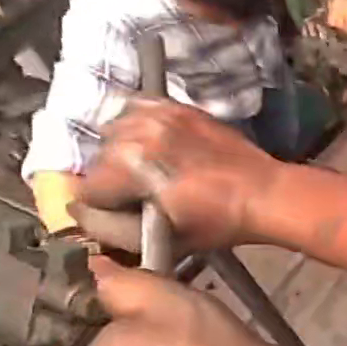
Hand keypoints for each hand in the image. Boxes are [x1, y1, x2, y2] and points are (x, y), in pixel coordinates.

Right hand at [72, 99, 279, 249]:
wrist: (266, 192)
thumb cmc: (218, 221)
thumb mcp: (158, 238)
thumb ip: (109, 227)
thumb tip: (80, 213)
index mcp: (127, 167)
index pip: (85, 188)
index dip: (102, 205)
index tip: (122, 209)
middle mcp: (138, 135)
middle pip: (99, 158)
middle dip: (113, 176)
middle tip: (140, 190)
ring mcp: (162, 116)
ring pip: (115, 131)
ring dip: (126, 148)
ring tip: (150, 166)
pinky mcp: (183, 108)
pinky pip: (141, 107)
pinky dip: (142, 123)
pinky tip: (157, 141)